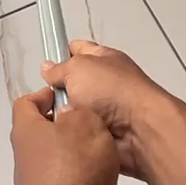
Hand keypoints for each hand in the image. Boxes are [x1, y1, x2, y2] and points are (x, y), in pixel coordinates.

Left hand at [10, 87, 120, 184]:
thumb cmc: (73, 170)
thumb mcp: (85, 125)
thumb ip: (81, 113)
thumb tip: (72, 116)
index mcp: (28, 132)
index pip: (27, 103)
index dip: (47, 96)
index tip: (72, 97)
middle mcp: (31, 159)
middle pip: (58, 139)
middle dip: (85, 140)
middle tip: (103, 138)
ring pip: (77, 171)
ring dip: (97, 174)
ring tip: (108, 176)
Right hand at [41, 40, 179, 180]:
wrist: (139, 129)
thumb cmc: (111, 90)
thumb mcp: (78, 69)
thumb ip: (59, 69)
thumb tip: (47, 68)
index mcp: (103, 58)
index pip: (78, 49)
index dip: (61, 54)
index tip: (46, 68)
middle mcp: (106, 82)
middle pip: (73, 84)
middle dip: (57, 92)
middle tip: (46, 100)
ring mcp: (106, 108)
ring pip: (73, 110)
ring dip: (62, 115)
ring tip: (53, 121)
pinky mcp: (105, 132)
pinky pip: (80, 130)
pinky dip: (72, 133)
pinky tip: (63, 135)